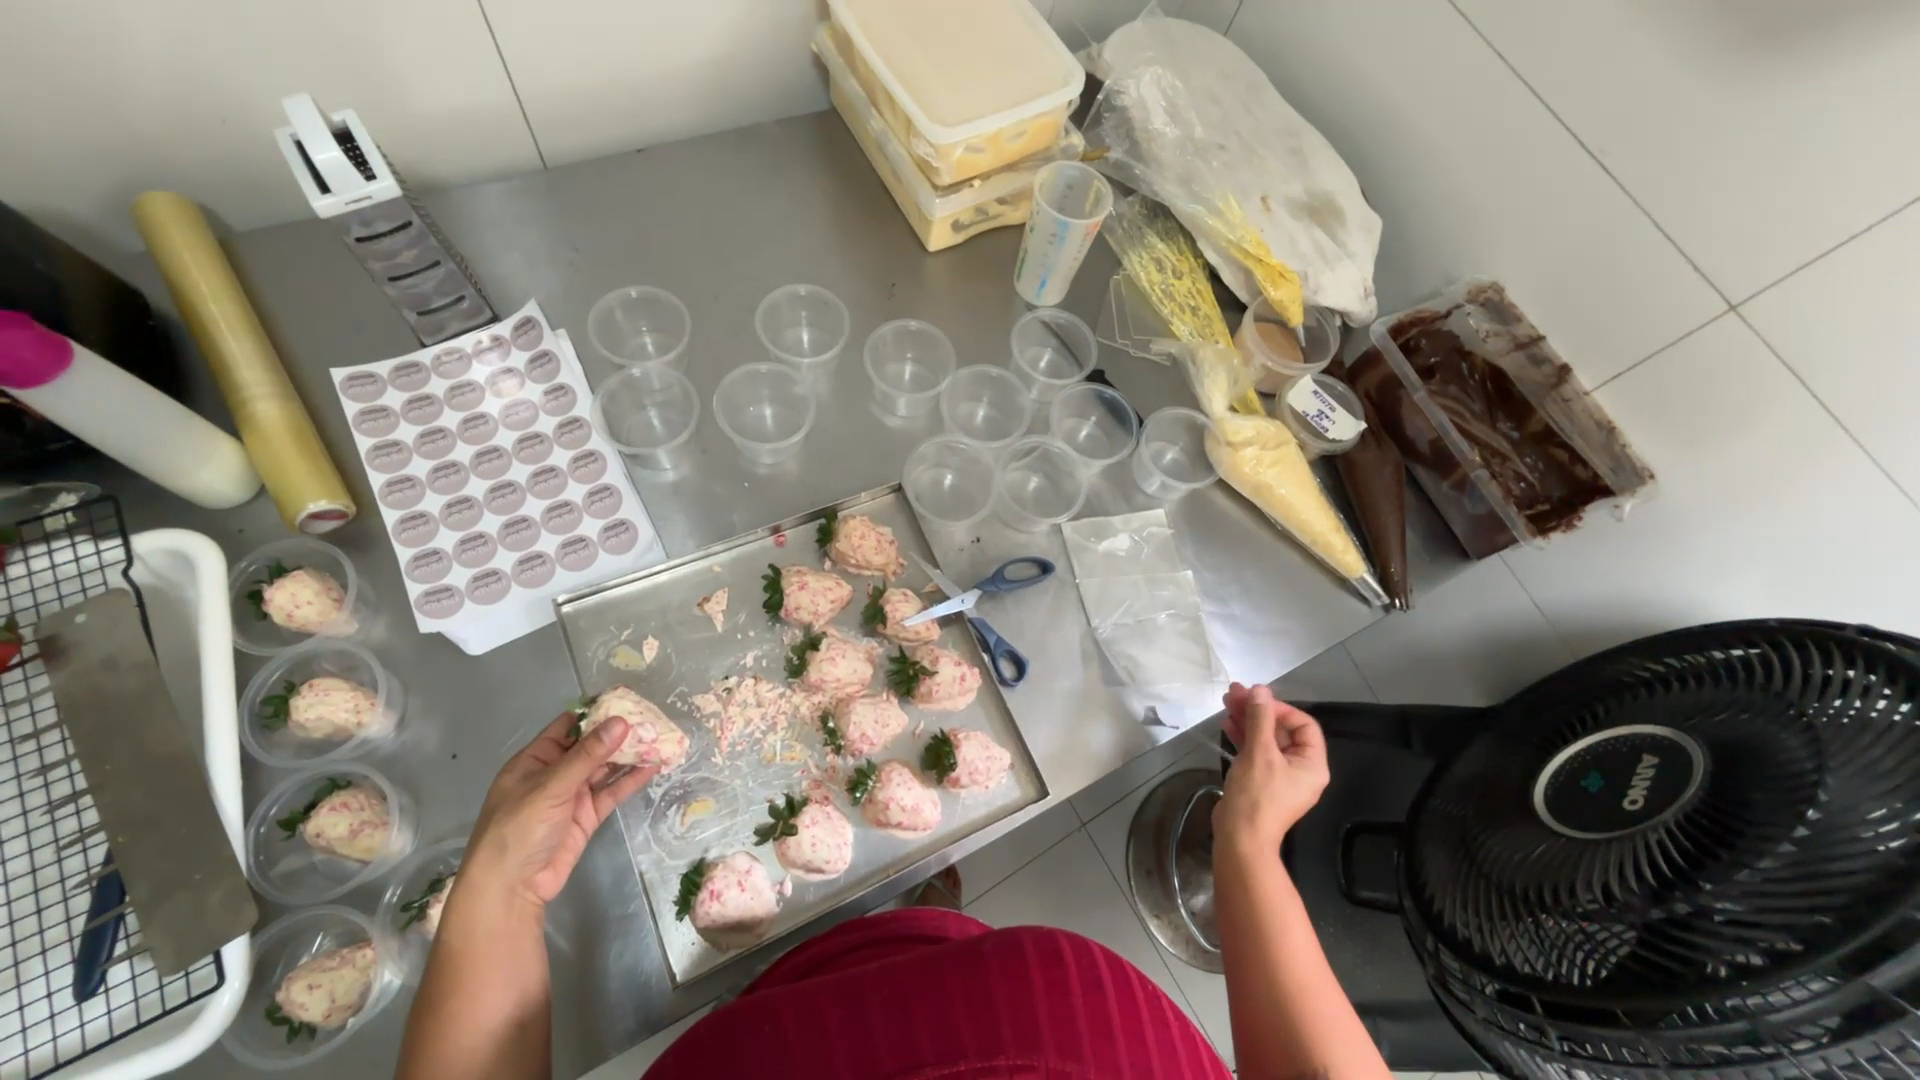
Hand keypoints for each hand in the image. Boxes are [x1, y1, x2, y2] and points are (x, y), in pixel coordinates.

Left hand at [464, 712, 658, 909]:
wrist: (511, 887)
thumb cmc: (518, 828)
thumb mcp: (551, 786)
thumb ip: (588, 755)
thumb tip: (622, 721)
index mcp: (536, 759)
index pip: (569, 726)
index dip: (597, 713)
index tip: (628, 701)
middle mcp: (555, 774)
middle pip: (592, 746)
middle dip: (620, 734)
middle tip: (653, 720)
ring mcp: (572, 796)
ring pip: (605, 769)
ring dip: (630, 756)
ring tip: (660, 740)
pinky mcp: (587, 816)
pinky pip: (612, 792)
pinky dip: (631, 780)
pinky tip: (652, 767)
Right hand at [1214, 682, 1328, 853]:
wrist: (1240, 838)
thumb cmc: (1256, 795)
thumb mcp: (1259, 752)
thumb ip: (1260, 718)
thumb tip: (1260, 690)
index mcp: (1312, 765)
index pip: (1303, 725)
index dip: (1280, 709)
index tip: (1256, 701)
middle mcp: (1300, 769)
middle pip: (1282, 730)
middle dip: (1258, 710)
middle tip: (1234, 692)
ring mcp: (1279, 776)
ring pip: (1266, 740)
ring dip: (1247, 720)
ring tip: (1226, 701)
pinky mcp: (1261, 782)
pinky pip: (1256, 753)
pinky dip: (1243, 738)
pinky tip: (1227, 724)